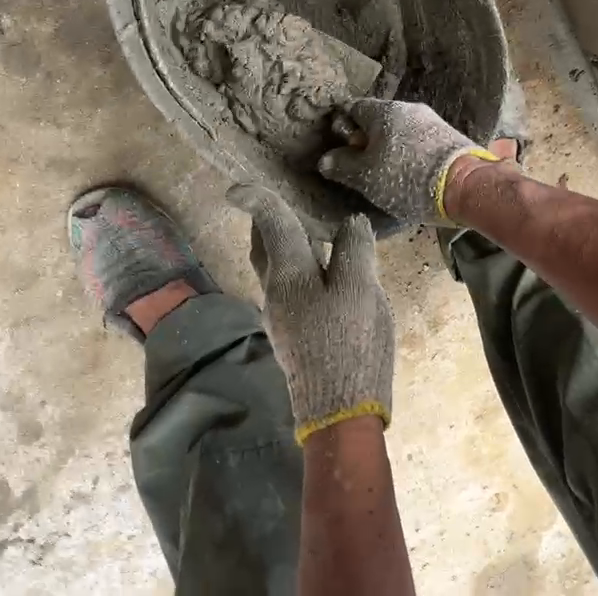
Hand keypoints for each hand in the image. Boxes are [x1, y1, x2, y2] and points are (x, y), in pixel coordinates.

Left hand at [228, 184, 393, 442]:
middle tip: (275, 201)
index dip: (259, 200)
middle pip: (264, 248)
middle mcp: (276, 293)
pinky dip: (298, 265)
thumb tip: (350, 223)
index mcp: (289, 276)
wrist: (340, 411)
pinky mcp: (295, 334)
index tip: (237, 186)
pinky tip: (323, 269)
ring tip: (305, 228)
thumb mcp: (361, 289)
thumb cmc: (350, 342)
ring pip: (276, 269)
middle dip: (264, 222)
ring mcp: (283, 317)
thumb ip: (354, 250)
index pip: (272, 225)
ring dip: (282, 244)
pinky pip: (290, 285)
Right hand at [319, 99, 496, 225]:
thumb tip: (326, 159)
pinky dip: (410, 154)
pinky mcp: (449, 136)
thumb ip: (342, 166)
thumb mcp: (365, 177)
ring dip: (390, 149)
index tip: (340, 149)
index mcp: (384, 110)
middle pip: (379, 120)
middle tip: (361, 167)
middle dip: (368, 140)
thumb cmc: (407, 177)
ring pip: (401, 131)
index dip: (343, 127)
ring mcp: (432, 121)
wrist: (465, 185)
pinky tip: (410, 174)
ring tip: (386, 175)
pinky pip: (419, 142)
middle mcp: (409, 108)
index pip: (354, 108)